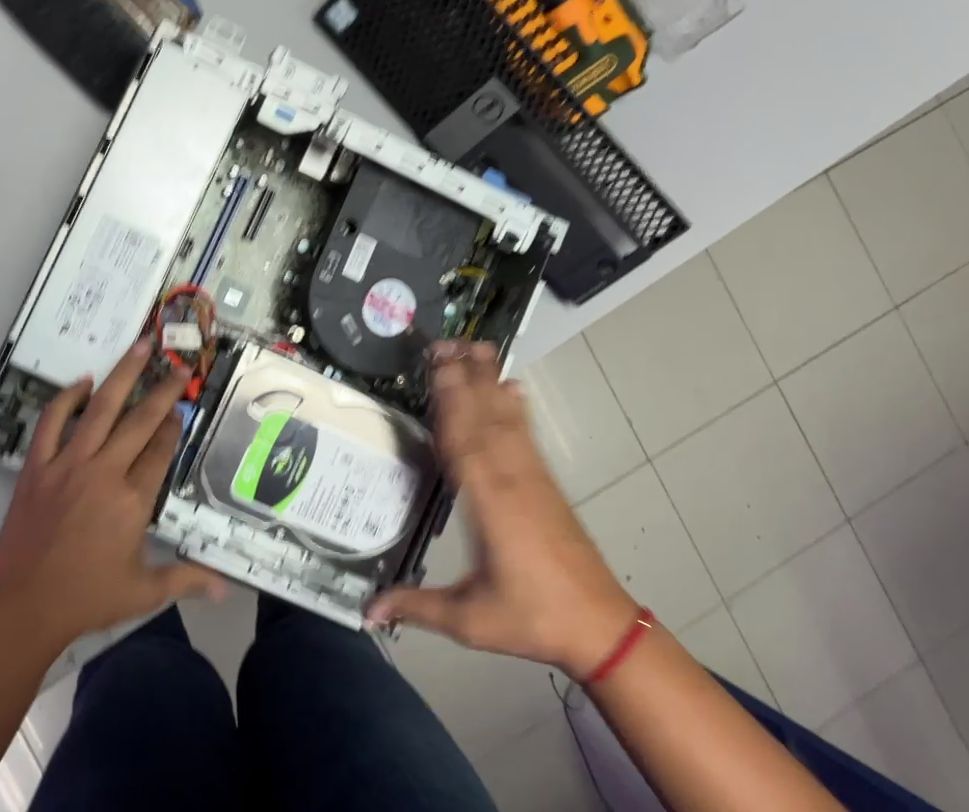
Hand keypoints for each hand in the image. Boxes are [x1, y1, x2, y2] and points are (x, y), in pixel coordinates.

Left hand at [0, 341, 224, 643]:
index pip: (160, 452)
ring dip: (122, 376)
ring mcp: (68, 465)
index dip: (173, 429)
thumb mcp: (144, 592)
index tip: (180, 411)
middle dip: (162, 392)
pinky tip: (82, 382)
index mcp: (134, 501)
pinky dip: (66, 399)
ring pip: (100, 410)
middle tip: (177, 368)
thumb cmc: (86, 598)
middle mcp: (105, 473)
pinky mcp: (37, 467)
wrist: (23, 604)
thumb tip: (225, 590)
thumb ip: (186, 580)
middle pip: (139, 422)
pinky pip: (52, 423)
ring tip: (140, 347)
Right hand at [368, 342, 639, 679]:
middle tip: (443, 342)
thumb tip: (367, 612)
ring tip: (472, 348)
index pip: (465, 444)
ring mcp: (534, 481)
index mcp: (491, 507)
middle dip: (465, 378)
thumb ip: (417, 607)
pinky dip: (517, 408)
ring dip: (490, 383)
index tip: (435, 368)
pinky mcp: (547, 486)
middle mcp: (513, 483)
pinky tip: (511, 388)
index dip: (451, 404)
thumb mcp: (470, 621)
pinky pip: (527, 437)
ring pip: (509, 421)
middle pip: (486, 420)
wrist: (601, 627)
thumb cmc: (533, 619)